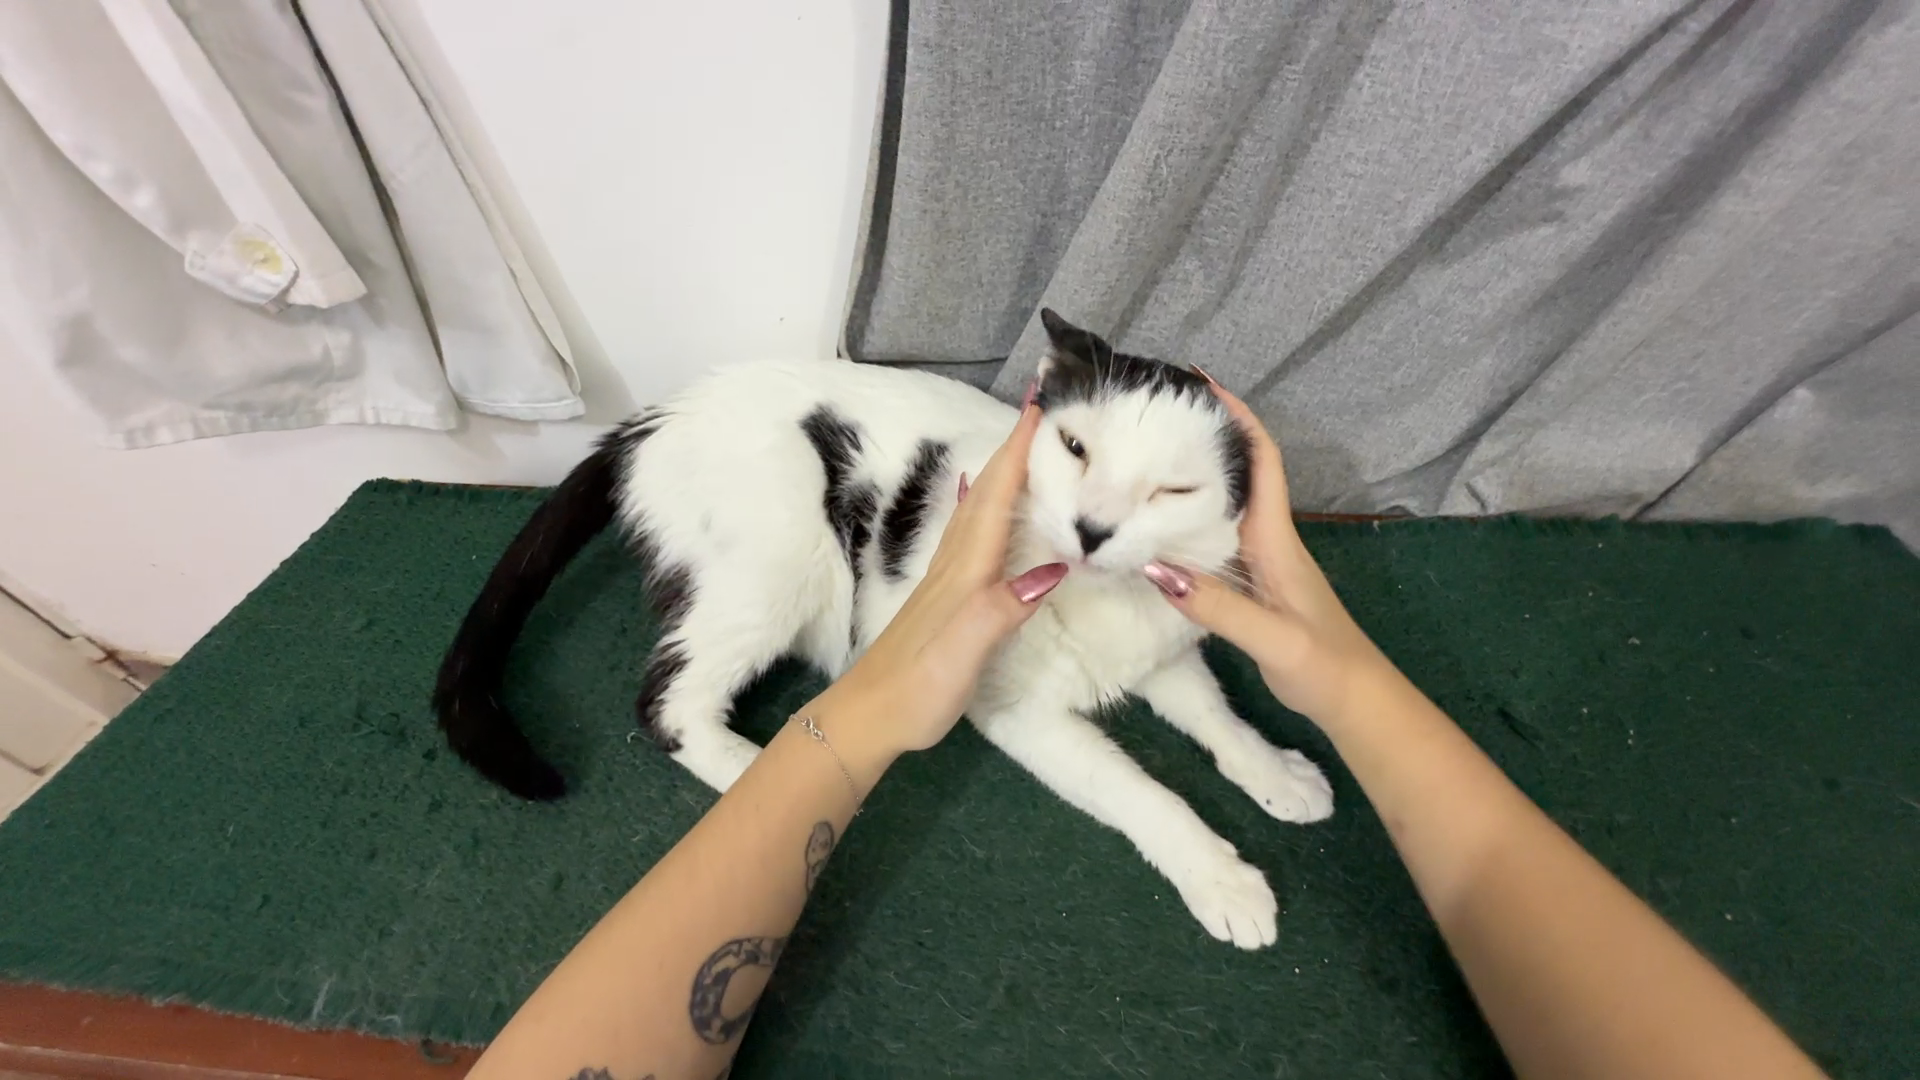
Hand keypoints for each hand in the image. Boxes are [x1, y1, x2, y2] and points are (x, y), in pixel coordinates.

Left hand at [807, 399, 1067, 767]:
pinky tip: (984, 503)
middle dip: (1013, 450)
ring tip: (1026, 447)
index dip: (1017, 452)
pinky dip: (987, 507)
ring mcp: (947, 578)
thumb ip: (1001, 610)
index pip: (997, 498)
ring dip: (1001, 473)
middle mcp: (956, 563)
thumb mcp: (962, 652)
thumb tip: (1055, 569)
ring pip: (978, 510)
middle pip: (987, 494)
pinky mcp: (946, 595)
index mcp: (965, 569)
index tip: (1039, 405)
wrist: (868, 715)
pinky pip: (973, 534)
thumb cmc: (917, 686)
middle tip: (1042, 413)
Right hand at [1142, 376, 1390, 728]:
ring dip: (1194, 474)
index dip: (1237, 418)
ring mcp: (1259, 561)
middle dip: (1206, 435)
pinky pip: (1213, 534)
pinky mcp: (1249, 583)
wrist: (1357, 705)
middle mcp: (1267, 539)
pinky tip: (1157, 523)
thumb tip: (1153, 568)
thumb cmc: (1326, 666)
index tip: (1200, 384)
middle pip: (1239, 471)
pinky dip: (1187, 517)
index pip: (1262, 461)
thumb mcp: (1273, 638)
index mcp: (1276, 538)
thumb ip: (1218, 607)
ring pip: (1223, 502)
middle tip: (1156, 417)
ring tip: (1146, 458)